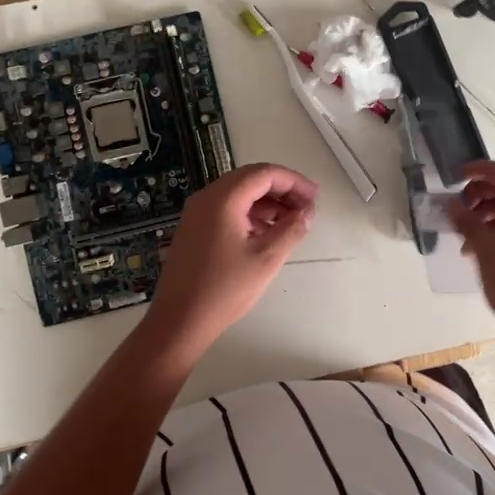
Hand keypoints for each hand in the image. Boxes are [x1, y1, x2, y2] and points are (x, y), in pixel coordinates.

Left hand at [149, 163, 317, 346]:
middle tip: (306, 207)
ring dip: (267, 203)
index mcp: (223, 198)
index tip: (315, 197)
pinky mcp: (194, 229)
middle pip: (250, 179)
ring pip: (239, 194)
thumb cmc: (224, 288)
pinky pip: (227, 210)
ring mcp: (197, 213)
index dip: (293, 181)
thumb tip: (307, 213)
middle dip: (282, 190)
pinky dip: (250, 214)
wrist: (179, 320)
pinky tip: (267, 234)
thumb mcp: (266, 258)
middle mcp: (206, 198)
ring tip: (291, 223)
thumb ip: (291, 230)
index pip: (264, 173)